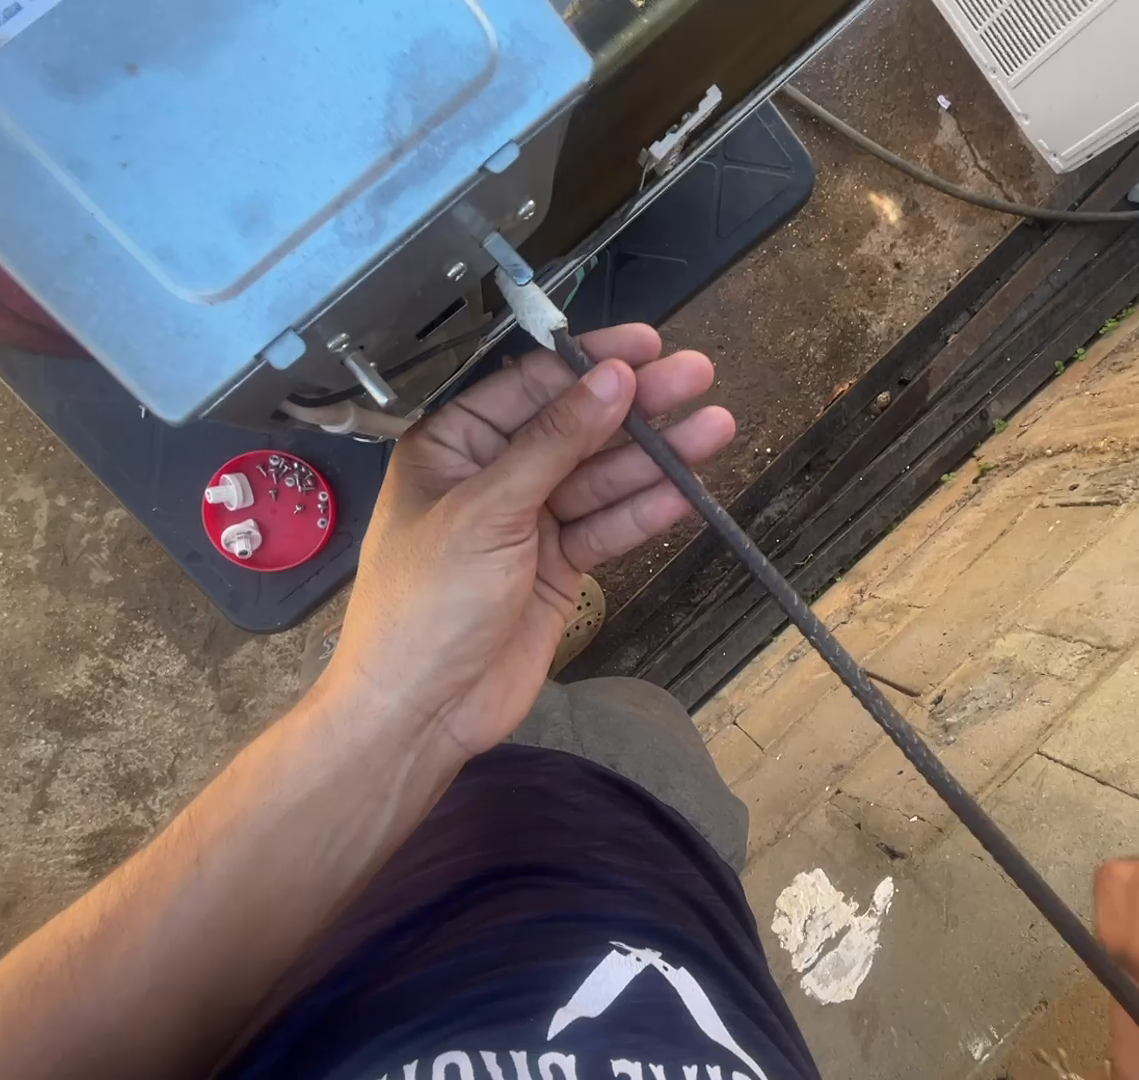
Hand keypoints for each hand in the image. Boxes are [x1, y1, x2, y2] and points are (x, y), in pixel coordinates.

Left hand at [319, 325, 733, 753]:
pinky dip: (642, 513)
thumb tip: (611, 381)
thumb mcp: (487, 510)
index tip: (647, 346)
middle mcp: (495, 476)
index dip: (590, 364)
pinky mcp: (559, 565)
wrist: (424, 709)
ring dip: (656, 458)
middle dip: (636, 407)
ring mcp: (531, 522)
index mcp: (455, 445)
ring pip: (601, 479)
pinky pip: (607, 528)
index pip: (531, 387)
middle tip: (696, 377)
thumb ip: (553, 443)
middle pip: (576, 429)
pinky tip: (685, 493)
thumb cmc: (427, 603)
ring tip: (714, 429)